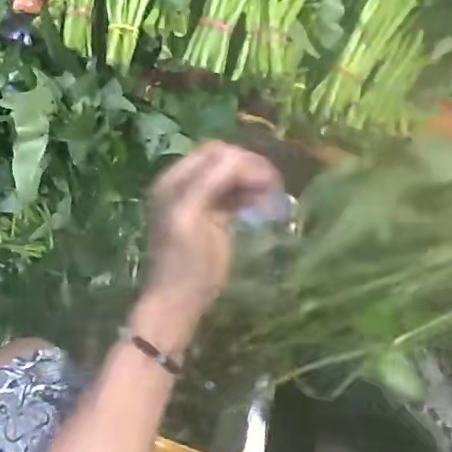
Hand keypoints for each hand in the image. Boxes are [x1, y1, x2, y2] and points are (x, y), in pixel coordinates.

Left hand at [142, 142, 283, 323]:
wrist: (180, 298)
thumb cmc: (184, 261)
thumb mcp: (190, 216)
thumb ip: (208, 182)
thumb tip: (238, 157)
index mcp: (176, 180)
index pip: (215, 153)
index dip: (242, 161)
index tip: (267, 180)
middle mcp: (187, 184)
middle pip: (225, 161)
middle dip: (251, 170)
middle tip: (274, 189)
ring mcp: (201, 200)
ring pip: (233, 177)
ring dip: (254, 182)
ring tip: (272, 200)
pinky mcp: (215, 216)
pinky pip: (236, 195)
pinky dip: (251, 196)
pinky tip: (266, 208)